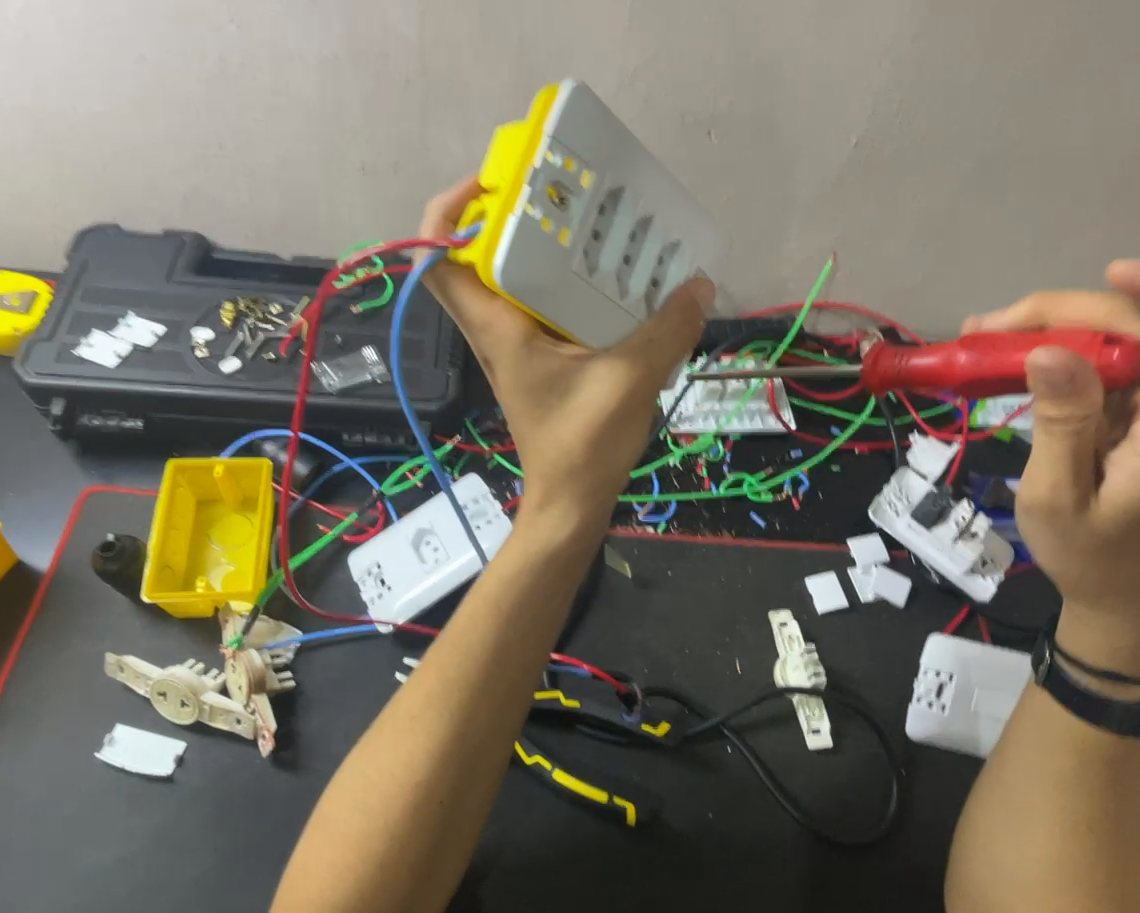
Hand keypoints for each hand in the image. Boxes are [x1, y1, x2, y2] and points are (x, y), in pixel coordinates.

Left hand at [417, 177, 712, 533]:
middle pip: (478, 260)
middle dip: (510, 219)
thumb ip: (667, 329)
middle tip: (561, 197)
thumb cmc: (584, 444)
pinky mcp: (541, 364)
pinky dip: (568, 288)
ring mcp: (518, 350)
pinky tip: (613, 282)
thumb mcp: (631, 380)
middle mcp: (498, 333)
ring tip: (591, 227)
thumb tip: (700, 286)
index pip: (439, 261)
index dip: (451, 211)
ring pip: (513, 284)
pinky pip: (544, 309)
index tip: (494, 183)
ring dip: (542, 252)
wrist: (572, 503)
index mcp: (498, 329)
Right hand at [965, 256, 1139, 671]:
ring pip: (1118, 340)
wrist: (1117, 600)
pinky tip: (1007, 364)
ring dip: (1050, 332)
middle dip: (1062, 314)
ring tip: (981, 341)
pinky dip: (1056, 359)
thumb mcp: (1060, 498)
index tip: (1115, 275)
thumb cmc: (1093, 559)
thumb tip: (1050, 350)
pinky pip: (1104, 368)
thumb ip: (1061, 423)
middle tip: (984, 329)